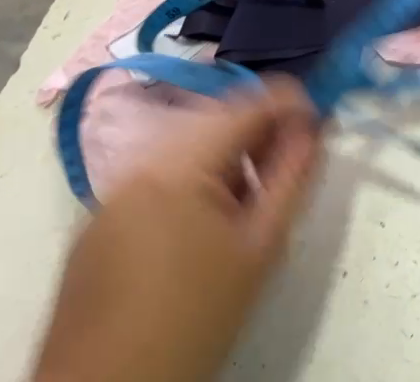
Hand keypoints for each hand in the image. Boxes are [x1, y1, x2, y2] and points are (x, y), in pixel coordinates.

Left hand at [33, 78, 321, 381]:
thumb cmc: (197, 318)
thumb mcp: (262, 245)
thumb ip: (294, 175)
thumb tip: (315, 126)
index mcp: (177, 166)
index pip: (248, 104)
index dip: (293, 102)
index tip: (324, 121)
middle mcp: (136, 167)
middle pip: (214, 122)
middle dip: (260, 133)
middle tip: (294, 164)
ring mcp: (108, 197)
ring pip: (186, 151)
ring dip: (228, 158)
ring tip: (254, 200)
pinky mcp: (95, 226)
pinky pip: (157, 180)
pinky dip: (193, 183)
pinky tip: (209, 226)